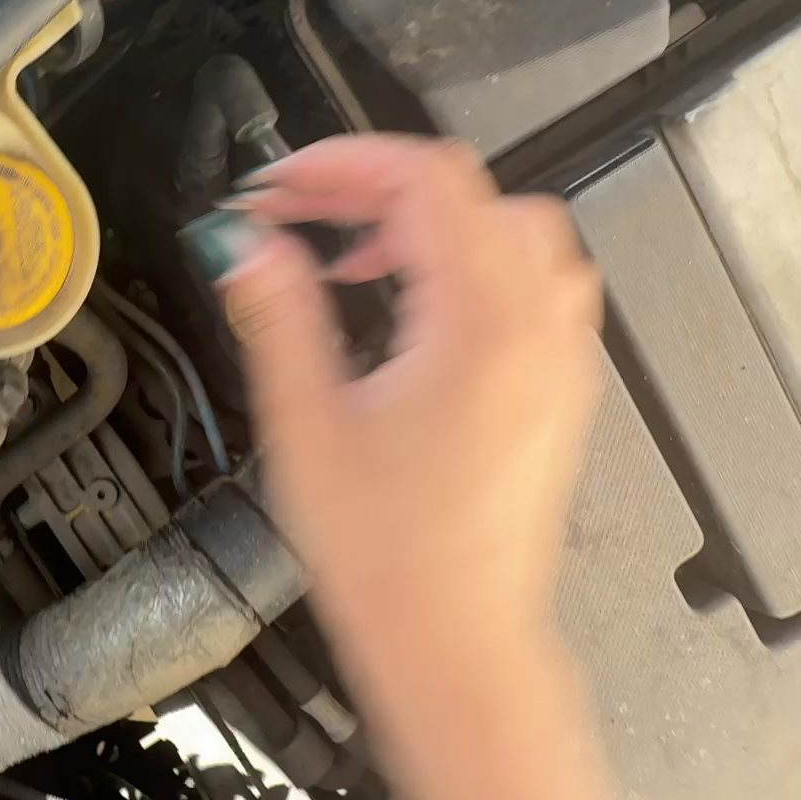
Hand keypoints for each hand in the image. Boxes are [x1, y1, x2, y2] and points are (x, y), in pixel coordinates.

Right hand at [219, 133, 601, 665]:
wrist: (451, 636)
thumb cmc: (384, 548)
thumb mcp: (306, 421)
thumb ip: (276, 316)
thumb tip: (245, 243)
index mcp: (479, 326)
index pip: (424, 183)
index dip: (341, 163)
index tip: (276, 185)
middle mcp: (536, 329)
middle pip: (465, 194)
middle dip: (368, 185)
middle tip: (293, 210)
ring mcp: (555, 356)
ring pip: (506, 229)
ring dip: (419, 219)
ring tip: (349, 251)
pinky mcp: (550, 384)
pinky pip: (522, 280)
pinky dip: (458, 260)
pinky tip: (401, 301)